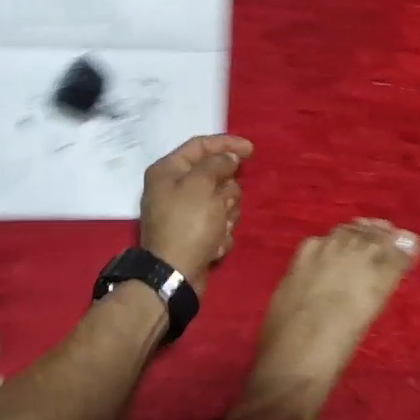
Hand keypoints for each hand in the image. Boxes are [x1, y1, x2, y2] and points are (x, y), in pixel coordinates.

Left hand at [139, 134, 252, 292]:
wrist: (176, 275)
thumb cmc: (187, 224)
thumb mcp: (201, 185)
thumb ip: (217, 164)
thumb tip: (229, 158)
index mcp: (168, 171)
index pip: (200, 145)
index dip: (227, 143)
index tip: (252, 150)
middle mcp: (175, 188)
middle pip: (215, 175)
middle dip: (226, 190)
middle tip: (222, 204)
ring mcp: (186, 213)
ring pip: (222, 200)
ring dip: (226, 213)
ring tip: (217, 227)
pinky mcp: (196, 233)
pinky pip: (220, 223)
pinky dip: (221, 232)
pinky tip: (213, 243)